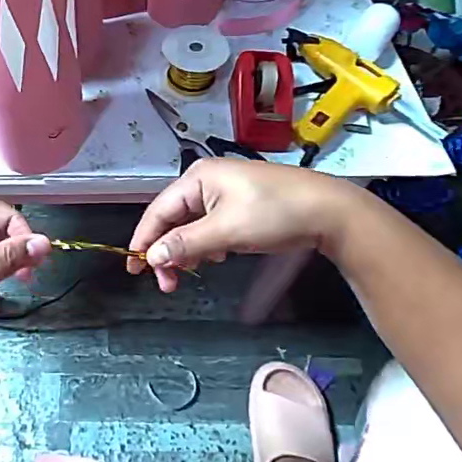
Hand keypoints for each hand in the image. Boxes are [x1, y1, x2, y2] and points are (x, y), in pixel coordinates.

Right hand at [127, 159, 366, 291]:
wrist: (326, 209)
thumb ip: (185, 244)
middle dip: (169, 250)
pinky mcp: (242, 204)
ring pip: (194, 224)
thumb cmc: (273, 214)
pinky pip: (213, 225)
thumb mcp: (225, 231)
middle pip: (174, 218)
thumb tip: (152, 257)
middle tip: (169, 284)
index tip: (135, 271)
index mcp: (199, 177)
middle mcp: (208, 180)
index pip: (158, 210)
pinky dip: (209, 244)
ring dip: (189, 249)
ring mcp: (227, 191)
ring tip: (195, 270)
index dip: (144, 240)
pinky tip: (220, 256)